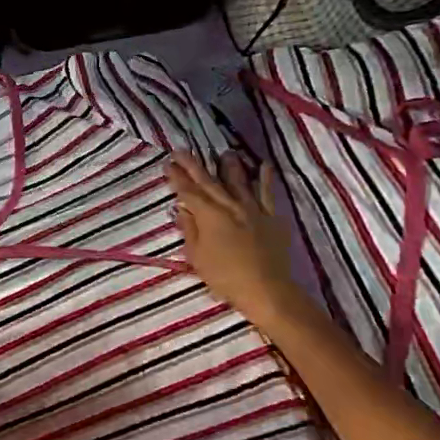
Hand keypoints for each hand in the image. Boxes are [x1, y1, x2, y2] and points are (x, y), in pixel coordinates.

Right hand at [166, 151, 306, 323]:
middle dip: (194, 165)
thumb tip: (182, 210)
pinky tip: (264, 165)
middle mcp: (229, 206)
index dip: (176, 178)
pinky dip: (265, 179)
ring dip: (229, 165)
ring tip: (223, 152)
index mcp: (208, 216)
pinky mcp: (271, 218)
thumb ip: (190, 230)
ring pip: (238, 181)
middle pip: (209, 182)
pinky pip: (268, 194)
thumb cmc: (224, 277)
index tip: (167, 164)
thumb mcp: (197, 256)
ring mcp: (252, 210)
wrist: (266, 289)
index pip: (188, 192)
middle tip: (182, 150)